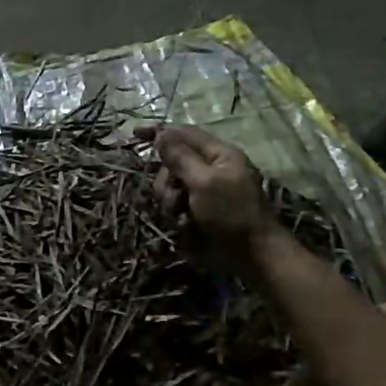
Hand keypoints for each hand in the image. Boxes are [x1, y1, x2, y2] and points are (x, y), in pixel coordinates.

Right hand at [140, 125, 275, 262]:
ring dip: (170, 202)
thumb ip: (180, 157)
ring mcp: (203, 191)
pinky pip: (176, 206)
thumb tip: (161, 134)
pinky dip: (177, 216)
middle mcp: (209, 168)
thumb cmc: (231, 212)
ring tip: (182, 217)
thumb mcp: (204, 181)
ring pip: (170, 186)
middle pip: (172, 163)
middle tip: (174, 198)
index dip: (159, 132)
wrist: (250, 253)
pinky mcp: (198, 210)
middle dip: (166, 181)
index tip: (135, 134)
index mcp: (218, 154)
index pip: (184, 133)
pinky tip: (187, 227)